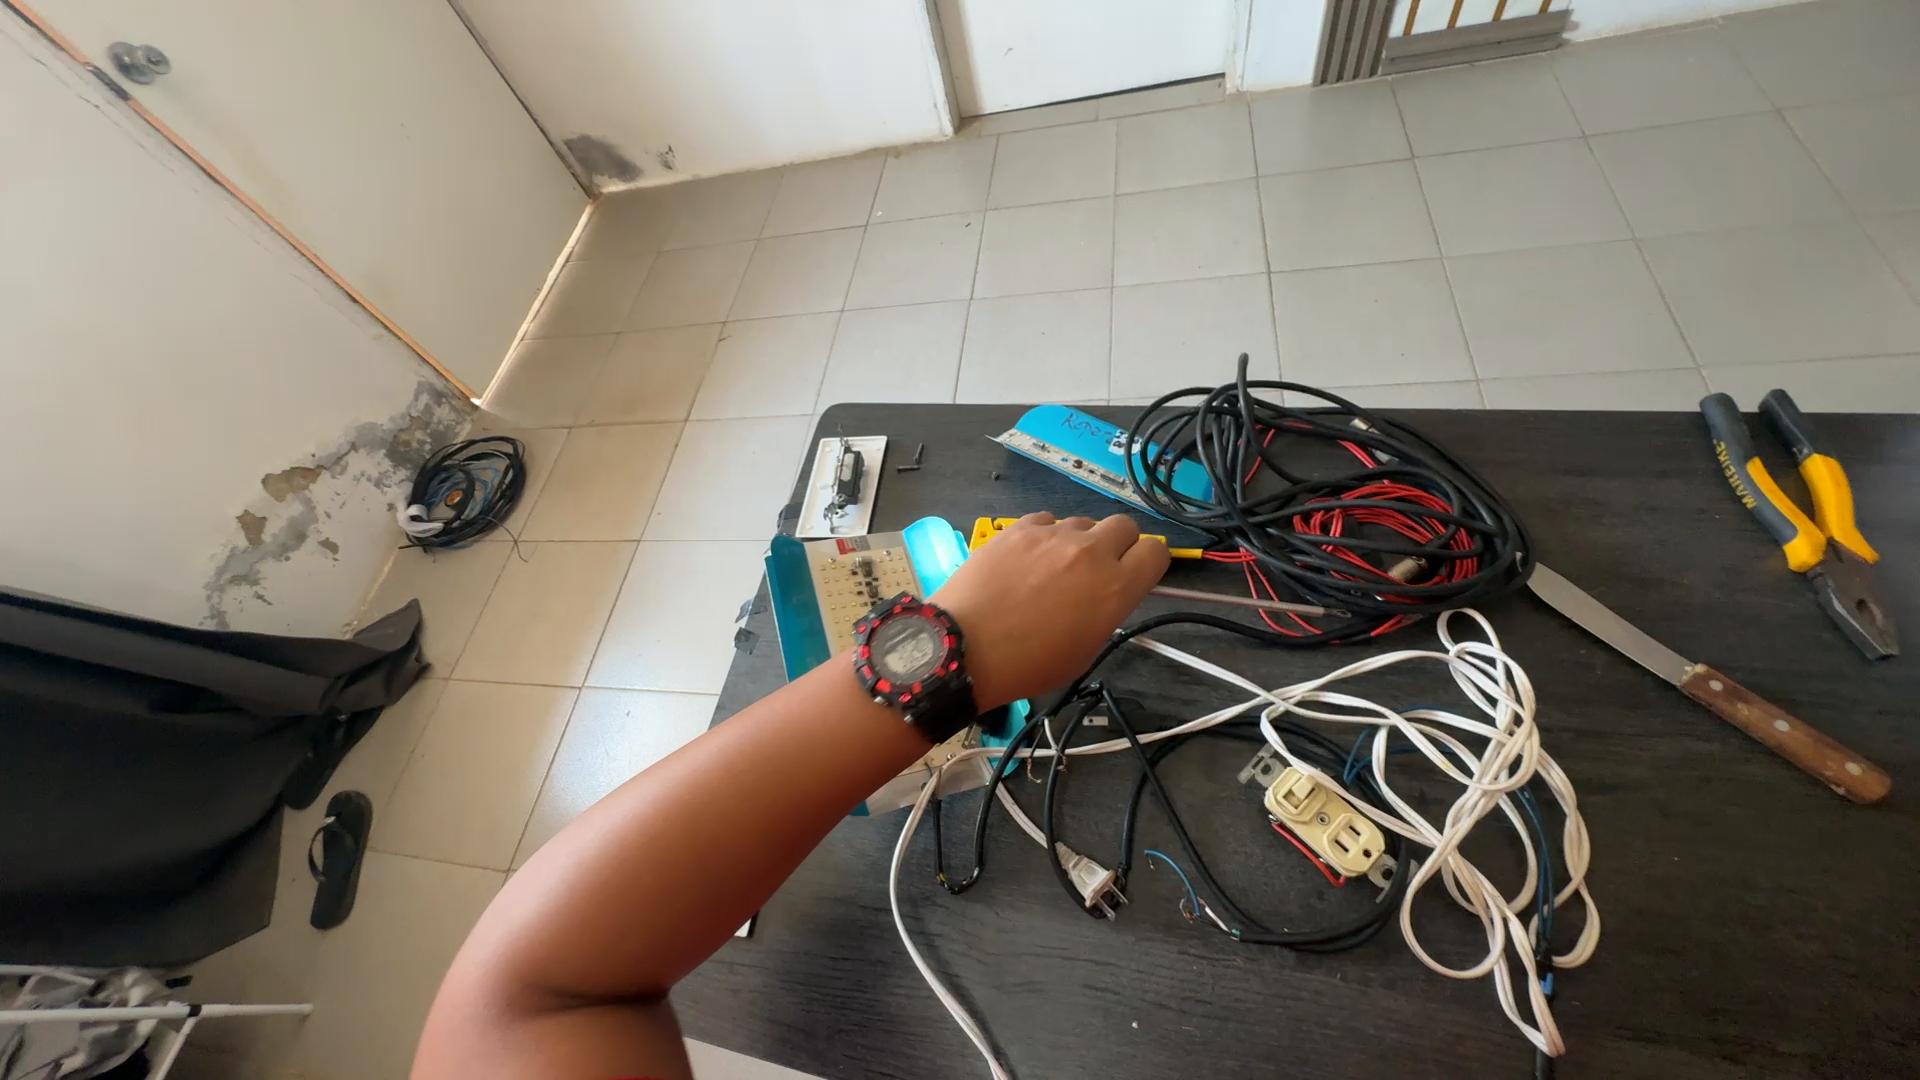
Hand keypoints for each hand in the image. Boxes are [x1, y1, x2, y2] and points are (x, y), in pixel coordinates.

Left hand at [932, 513, 1169, 709]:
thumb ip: (1106, 610)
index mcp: (1116, 587)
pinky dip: (1043, 537)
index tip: (1133, 575)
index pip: (1156, 552)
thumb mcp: (1085, 650)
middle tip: (1095, 569)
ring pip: (1082, 523)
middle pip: (1124, 526)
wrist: (965, 648)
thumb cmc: (1028, 664)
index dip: (1147, 563)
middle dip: (1117, 545)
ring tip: (1051, 568)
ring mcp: (1052, 535)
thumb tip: (1106, 591)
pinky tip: (1026, 559)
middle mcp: (1091, 552)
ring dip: (1077, 541)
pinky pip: (1046, 521)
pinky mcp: (1019, 528)